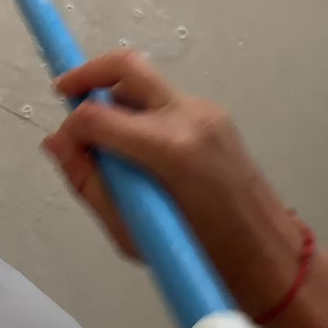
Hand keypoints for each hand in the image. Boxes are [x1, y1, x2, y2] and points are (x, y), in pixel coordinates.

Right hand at [42, 49, 304, 312]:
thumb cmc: (203, 259)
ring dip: (115, 96)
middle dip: (86, 73)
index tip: (65, 145)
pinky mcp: (214, 114)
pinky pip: (163, 99)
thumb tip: (55, 143)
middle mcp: (189, 116)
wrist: (272, 261)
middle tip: (64, 91)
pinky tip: (138, 149)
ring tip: (106, 138)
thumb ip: (88, 182)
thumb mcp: (132, 233)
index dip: (71, 127)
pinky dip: (139, 112)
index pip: (97, 115)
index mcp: (170, 149)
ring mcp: (205, 110)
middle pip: (125, 65)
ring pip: (143, 80)